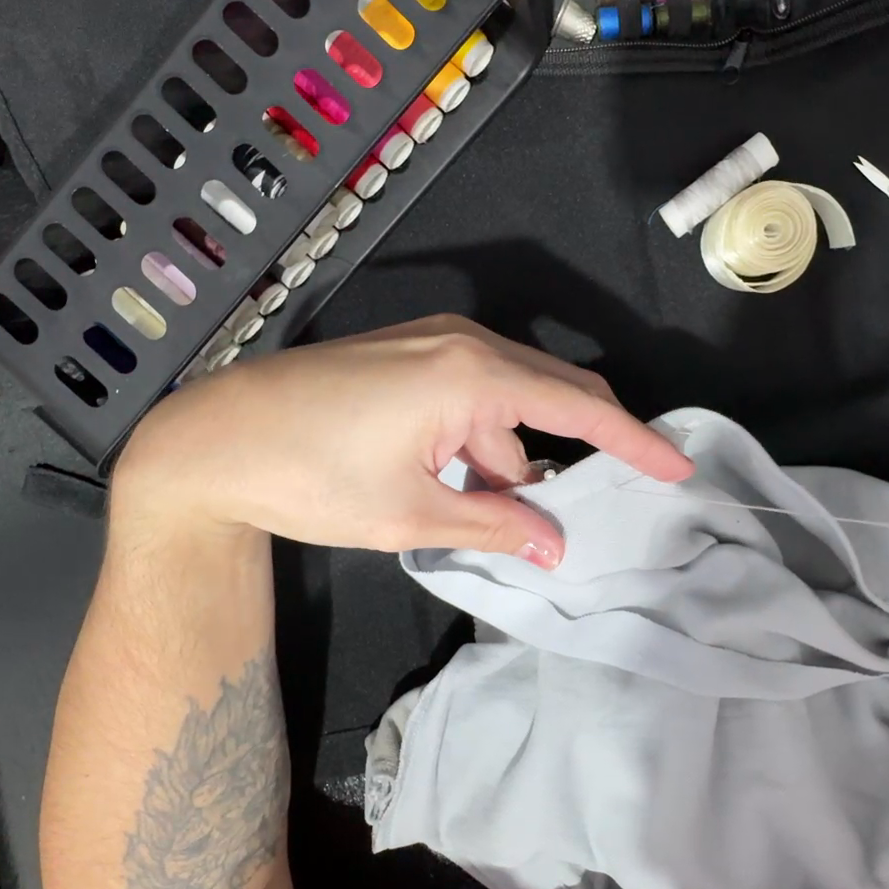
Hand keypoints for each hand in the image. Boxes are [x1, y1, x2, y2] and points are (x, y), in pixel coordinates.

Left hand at [113, 315, 693, 566]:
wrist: (211, 440)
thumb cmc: (311, 479)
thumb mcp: (412, 514)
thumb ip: (496, 523)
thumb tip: (556, 547)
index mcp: (474, 376)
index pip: (581, 410)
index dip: (636, 441)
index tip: (678, 467)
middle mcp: (464, 343)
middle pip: (557, 391)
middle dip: (585, 444)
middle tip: (614, 490)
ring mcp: (435, 342)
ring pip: (512, 399)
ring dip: (518, 452)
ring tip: (499, 509)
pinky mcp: (411, 354)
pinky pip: (476, 392)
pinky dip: (486, 435)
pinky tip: (463, 476)